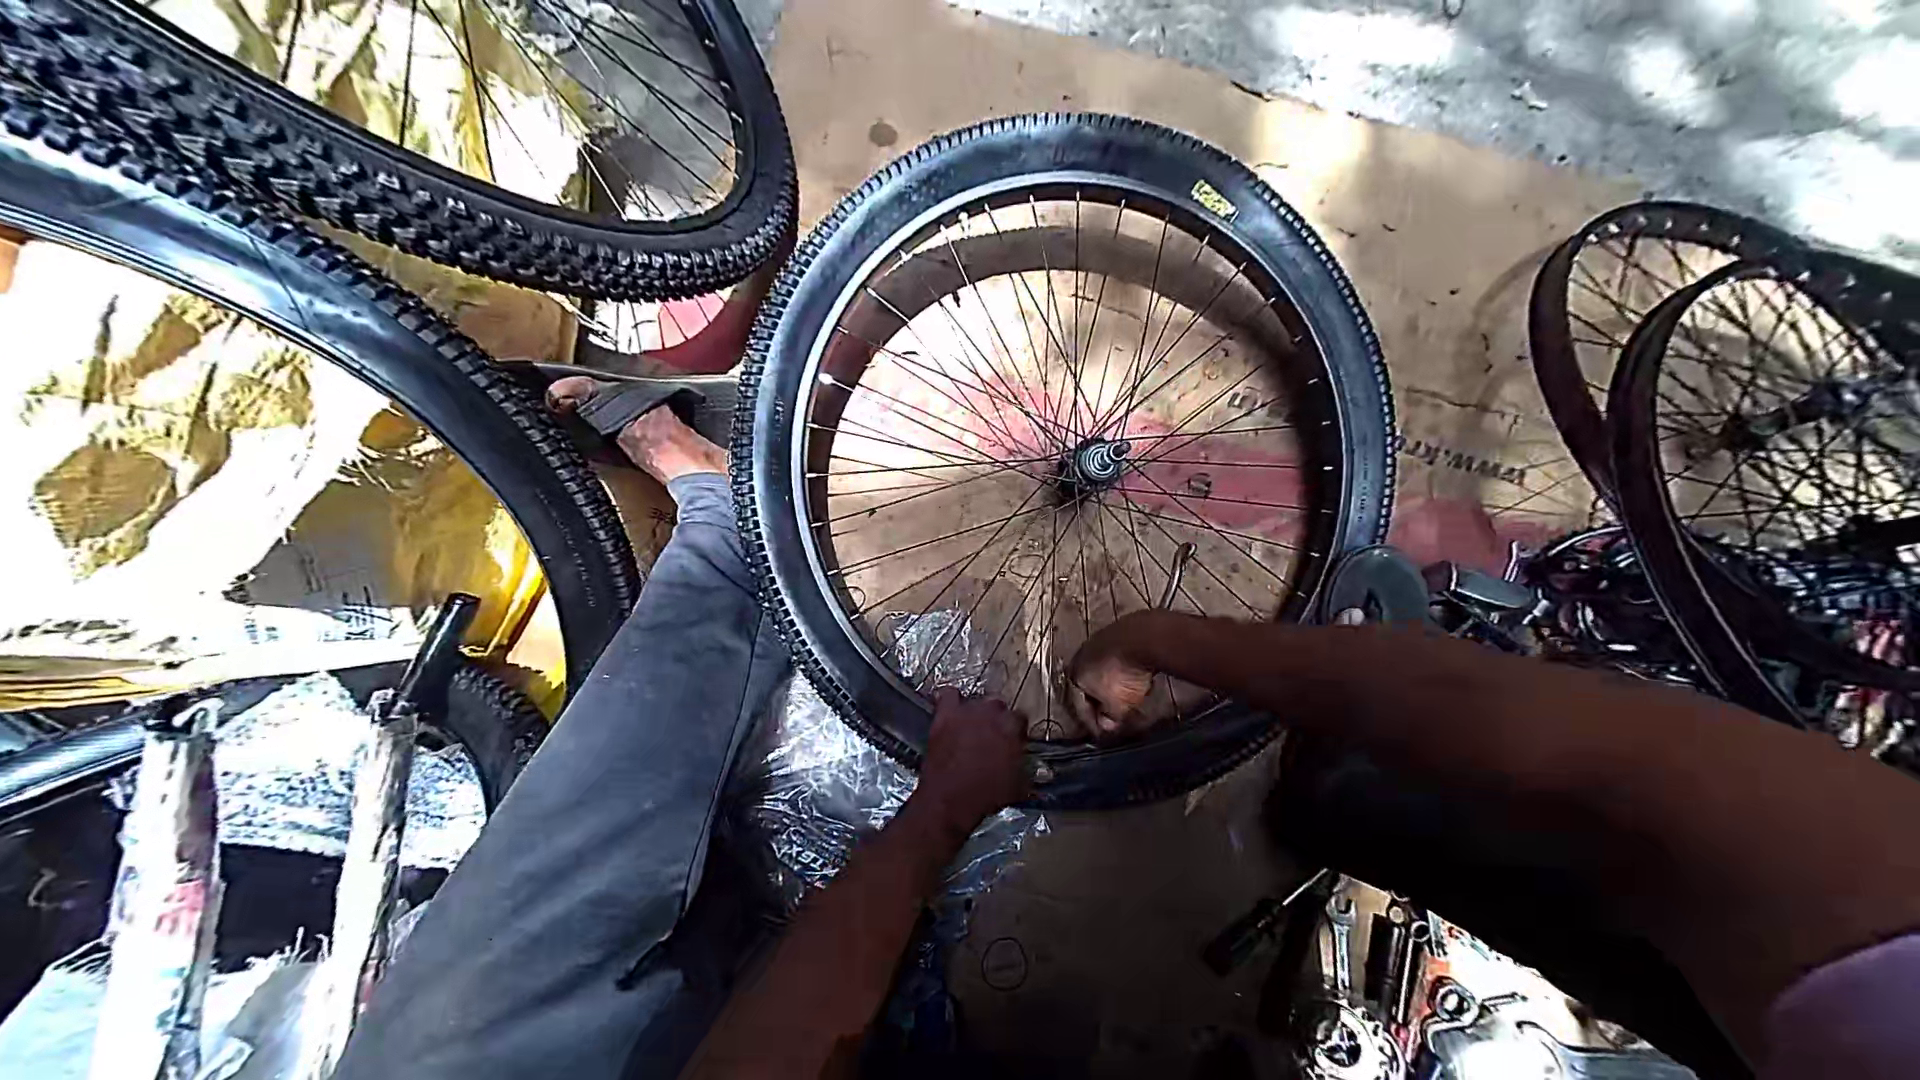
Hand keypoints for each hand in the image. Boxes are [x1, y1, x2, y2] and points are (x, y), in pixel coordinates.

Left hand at [913, 688, 1028, 833]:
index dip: (1016, 731)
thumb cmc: (985, 795)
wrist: (950, 799)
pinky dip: (950, 700)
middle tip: (992, 738)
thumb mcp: (1017, 786)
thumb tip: (1030, 768)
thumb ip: (1026, 769)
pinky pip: (948, 695)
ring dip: (976, 713)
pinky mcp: (945, 715)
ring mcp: (967, 711)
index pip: (1020, 718)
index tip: (1013, 741)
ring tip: (971, 728)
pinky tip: (951, 710)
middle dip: (997, 720)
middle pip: (998, 706)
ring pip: (976, 700)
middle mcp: (991, 713)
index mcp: (1012, 727)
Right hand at [1065, 615, 1158, 738]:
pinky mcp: (1119, 631)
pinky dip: (1124, 668)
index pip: (1079, 705)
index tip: (1103, 734)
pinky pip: (1119, 657)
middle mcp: (1082, 655)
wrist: (1143, 637)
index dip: (1092, 723)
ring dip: (1114, 683)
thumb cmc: (1122, 675)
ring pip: (1104, 669)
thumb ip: (1109, 718)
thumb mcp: (1117, 706)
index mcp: (1074, 675)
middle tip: (1114, 715)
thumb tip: (1107, 725)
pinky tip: (1137, 675)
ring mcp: (1099, 640)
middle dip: (1102, 700)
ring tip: (1129, 695)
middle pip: (1090, 684)